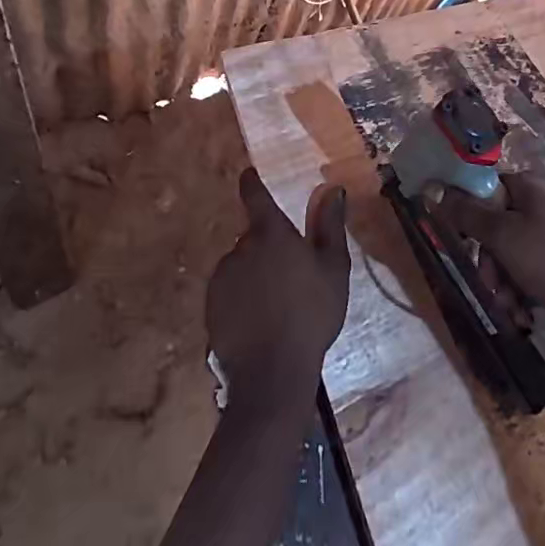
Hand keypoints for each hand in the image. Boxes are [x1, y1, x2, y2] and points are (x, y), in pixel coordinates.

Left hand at [206, 169, 349, 411]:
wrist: (272, 370)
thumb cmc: (311, 313)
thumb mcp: (333, 269)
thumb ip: (330, 225)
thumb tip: (332, 188)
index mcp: (270, 233)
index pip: (254, 194)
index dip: (252, 182)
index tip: (250, 175)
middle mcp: (241, 246)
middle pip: (253, 235)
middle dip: (268, 246)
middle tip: (291, 273)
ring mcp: (222, 274)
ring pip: (242, 263)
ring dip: (255, 272)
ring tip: (278, 304)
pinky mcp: (211, 302)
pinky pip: (229, 289)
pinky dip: (241, 296)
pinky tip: (259, 319)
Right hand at [433, 171, 544, 314]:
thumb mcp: (503, 237)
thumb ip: (466, 213)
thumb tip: (432, 187)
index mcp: (527, 184)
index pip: (482, 190)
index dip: (468, 217)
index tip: (465, 245)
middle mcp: (544, 197)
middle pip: (497, 223)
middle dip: (489, 261)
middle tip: (492, 288)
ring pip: (516, 248)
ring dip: (506, 280)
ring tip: (513, 309)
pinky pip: (538, 262)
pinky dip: (528, 285)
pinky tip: (528, 310)